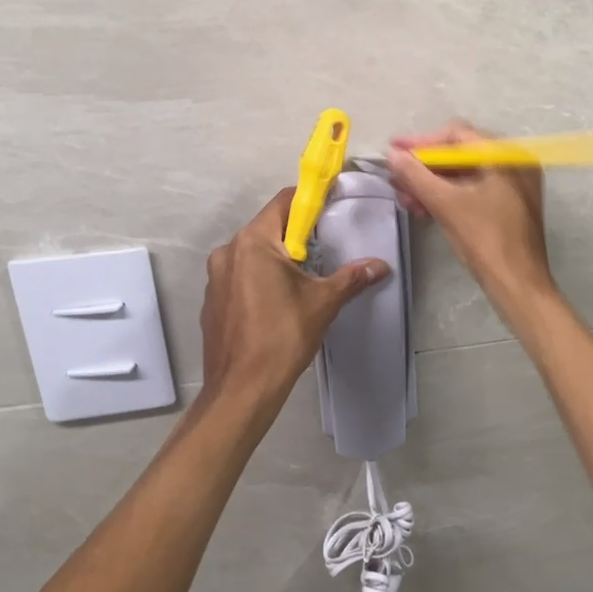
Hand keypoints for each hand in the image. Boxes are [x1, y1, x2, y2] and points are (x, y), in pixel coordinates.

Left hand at [198, 188, 390, 402]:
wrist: (241, 389)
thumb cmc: (283, 336)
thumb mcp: (323, 303)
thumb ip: (351, 278)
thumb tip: (380, 266)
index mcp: (254, 242)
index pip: (284, 202)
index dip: (310, 201)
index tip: (332, 209)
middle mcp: (228, 252)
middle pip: (268, 227)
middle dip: (297, 235)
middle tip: (325, 249)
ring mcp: (215, 278)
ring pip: (253, 253)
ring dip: (278, 258)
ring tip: (304, 279)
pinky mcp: (212, 302)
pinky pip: (240, 277)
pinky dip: (260, 280)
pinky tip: (278, 303)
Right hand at [388, 121, 553, 298]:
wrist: (518, 285)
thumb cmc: (485, 240)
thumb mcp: (446, 204)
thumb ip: (416, 175)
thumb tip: (392, 155)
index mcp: (506, 155)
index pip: (457, 135)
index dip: (421, 142)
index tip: (392, 151)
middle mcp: (515, 162)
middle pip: (460, 153)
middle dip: (425, 167)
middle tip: (396, 179)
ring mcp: (514, 184)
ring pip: (465, 174)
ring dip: (433, 184)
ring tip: (406, 199)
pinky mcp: (509, 205)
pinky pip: (474, 189)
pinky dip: (449, 196)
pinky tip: (424, 208)